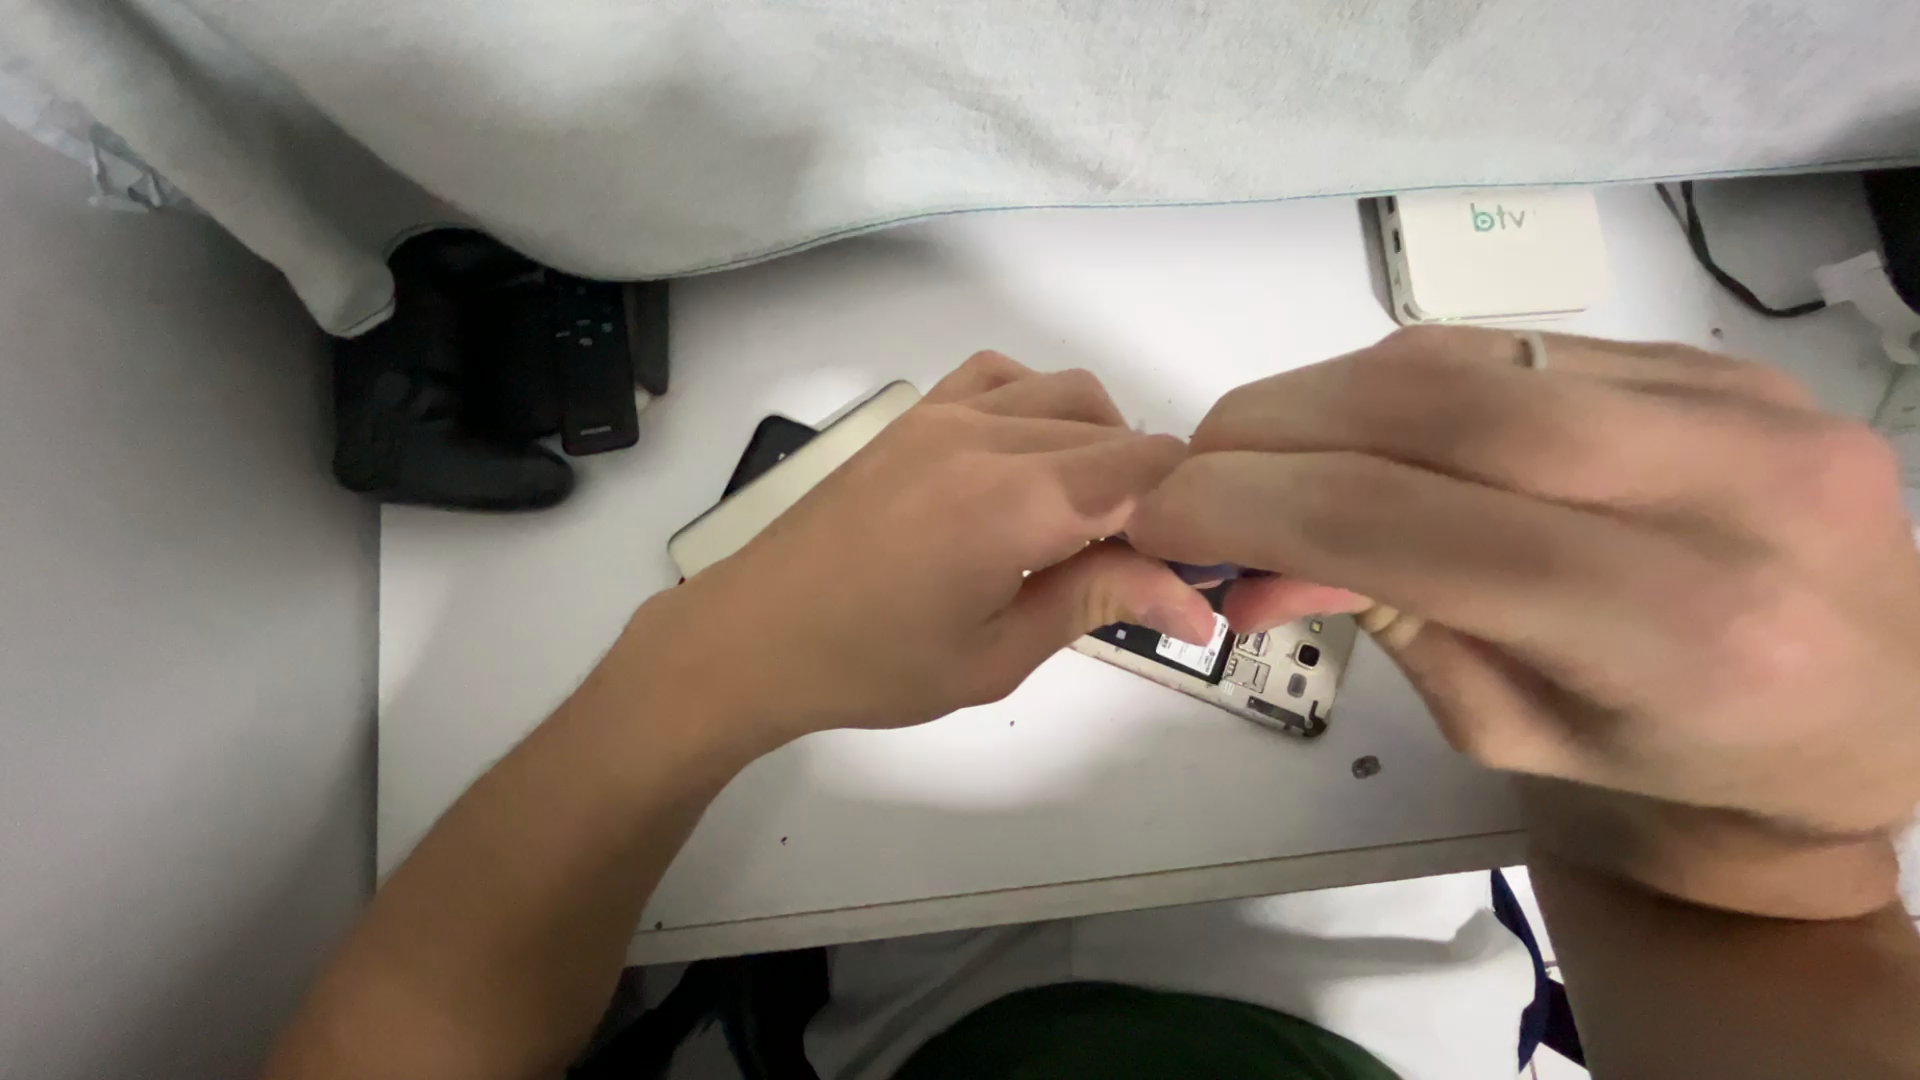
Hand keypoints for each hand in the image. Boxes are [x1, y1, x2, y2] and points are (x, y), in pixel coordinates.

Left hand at [637, 351, 1215, 743]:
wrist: (757, 635)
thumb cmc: (875, 665)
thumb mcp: (998, 655)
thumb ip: (1098, 603)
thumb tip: (1192, 601)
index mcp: (1015, 502)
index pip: (1148, 470)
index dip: (1184, 513)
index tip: (1181, 566)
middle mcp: (986, 435)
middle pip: (1115, 432)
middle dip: (1148, 491)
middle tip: (1135, 560)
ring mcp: (943, 412)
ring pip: (1066, 393)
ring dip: (1100, 442)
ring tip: (1084, 513)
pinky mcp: (912, 414)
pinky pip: (1000, 376)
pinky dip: (1037, 405)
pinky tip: (1026, 457)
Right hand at [1126, 326, 1919, 916]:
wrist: (1850, 718)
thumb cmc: (1649, 759)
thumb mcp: (1489, 718)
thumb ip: (1367, 611)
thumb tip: (1238, 560)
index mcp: (1674, 629)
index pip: (1405, 524)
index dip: (1252, 505)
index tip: (1159, 514)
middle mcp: (1728, 488)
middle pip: (1429, 409)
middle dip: (1266, 430)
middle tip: (1187, 469)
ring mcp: (1733, 402)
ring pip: (1453, 358)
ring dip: (1311, 399)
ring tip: (1253, 455)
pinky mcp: (1710, 362)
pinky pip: (1494, 347)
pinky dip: (1382, 385)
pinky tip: (1346, 433)